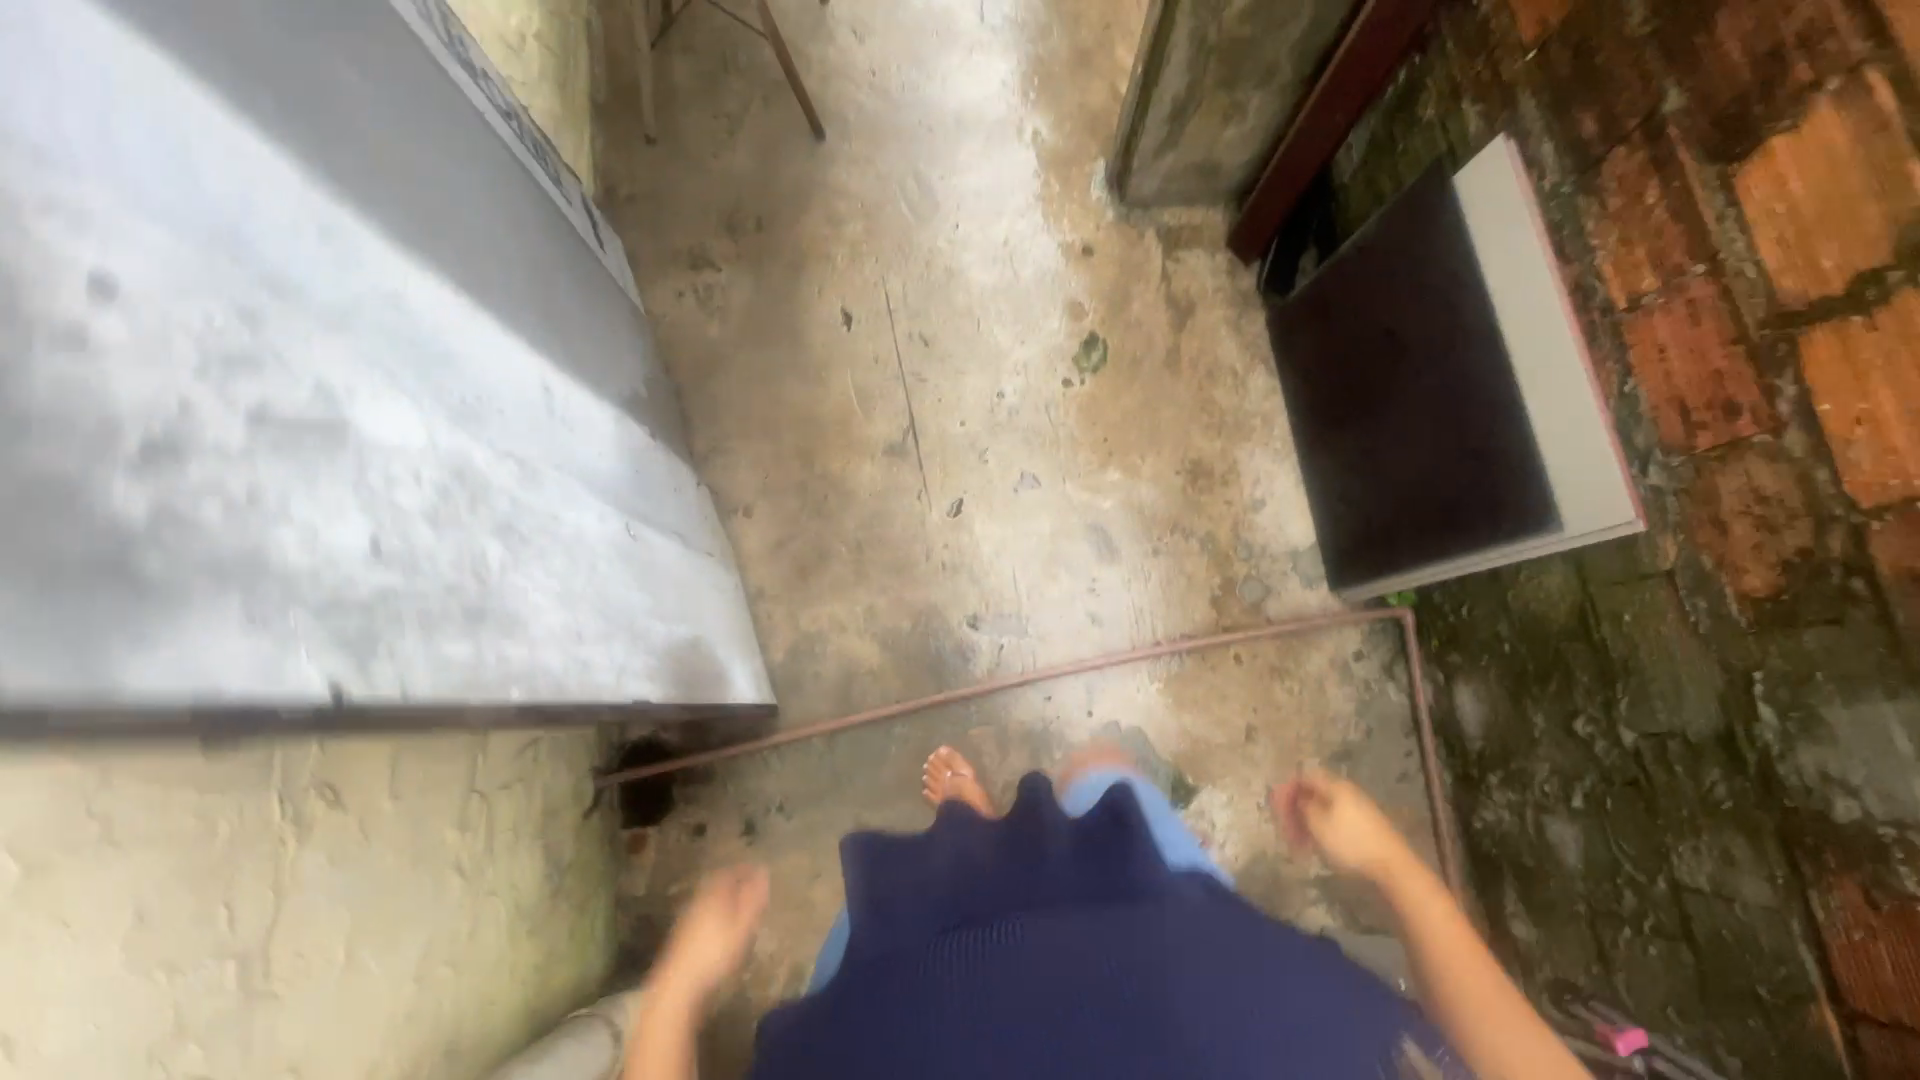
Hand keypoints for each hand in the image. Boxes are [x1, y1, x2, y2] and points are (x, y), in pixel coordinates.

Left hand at [645, 864, 770, 1011]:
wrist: (677, 985)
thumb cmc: (716, 953)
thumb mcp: (742, 926)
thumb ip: (754, 898)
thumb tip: (764, 871)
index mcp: (713, 893)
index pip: (730, 872)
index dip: (745, 870)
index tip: (759, 871)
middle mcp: (698, 900)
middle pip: (717, 884)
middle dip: (734, 883)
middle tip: (751, 888)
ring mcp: (687, 918)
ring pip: (709, 899)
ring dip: (724, 899)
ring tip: (740, 907)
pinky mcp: (681, 936)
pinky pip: (703, 914)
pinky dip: (715, 913)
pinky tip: (721, 928)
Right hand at [1271, 768, 1415, 883]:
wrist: (1393, 867)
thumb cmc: (1350, 843)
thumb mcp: (1317, 824)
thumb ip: (1301, 806)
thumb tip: (1296, 796)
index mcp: (1335, 787)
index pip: (1305, 776)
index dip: (1287, 789)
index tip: (1276, 807)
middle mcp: (1347, 792)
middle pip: (1314, 793)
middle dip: (1296, 810)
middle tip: (1285, 829)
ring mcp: (1359, 809)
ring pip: (1324, 809)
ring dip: (1307, 823)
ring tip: (1299, 844)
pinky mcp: (1366, 826)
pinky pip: (1336, 821)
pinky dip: (1322, 830)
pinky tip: (1318, 847)